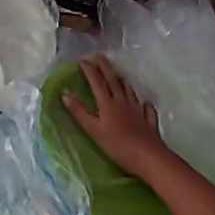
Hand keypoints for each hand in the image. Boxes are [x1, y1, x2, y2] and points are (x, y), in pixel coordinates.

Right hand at [61, 55, 173, 180]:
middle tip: (100, 56)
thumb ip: (79, 112)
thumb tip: (65, 94)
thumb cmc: (117, 145)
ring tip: (119, 77)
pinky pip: (147, 110)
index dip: (90, 70)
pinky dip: (145, 105)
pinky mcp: (149, 123)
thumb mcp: (94, 130)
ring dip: (123, 83)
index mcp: (108, 104)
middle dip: (105, 68)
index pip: (97, 82)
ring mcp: (138, 112)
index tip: (82, 60)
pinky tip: (146, 103)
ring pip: (130, 93)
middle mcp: (123, 103)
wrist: (148, 157)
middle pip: (113, 82)